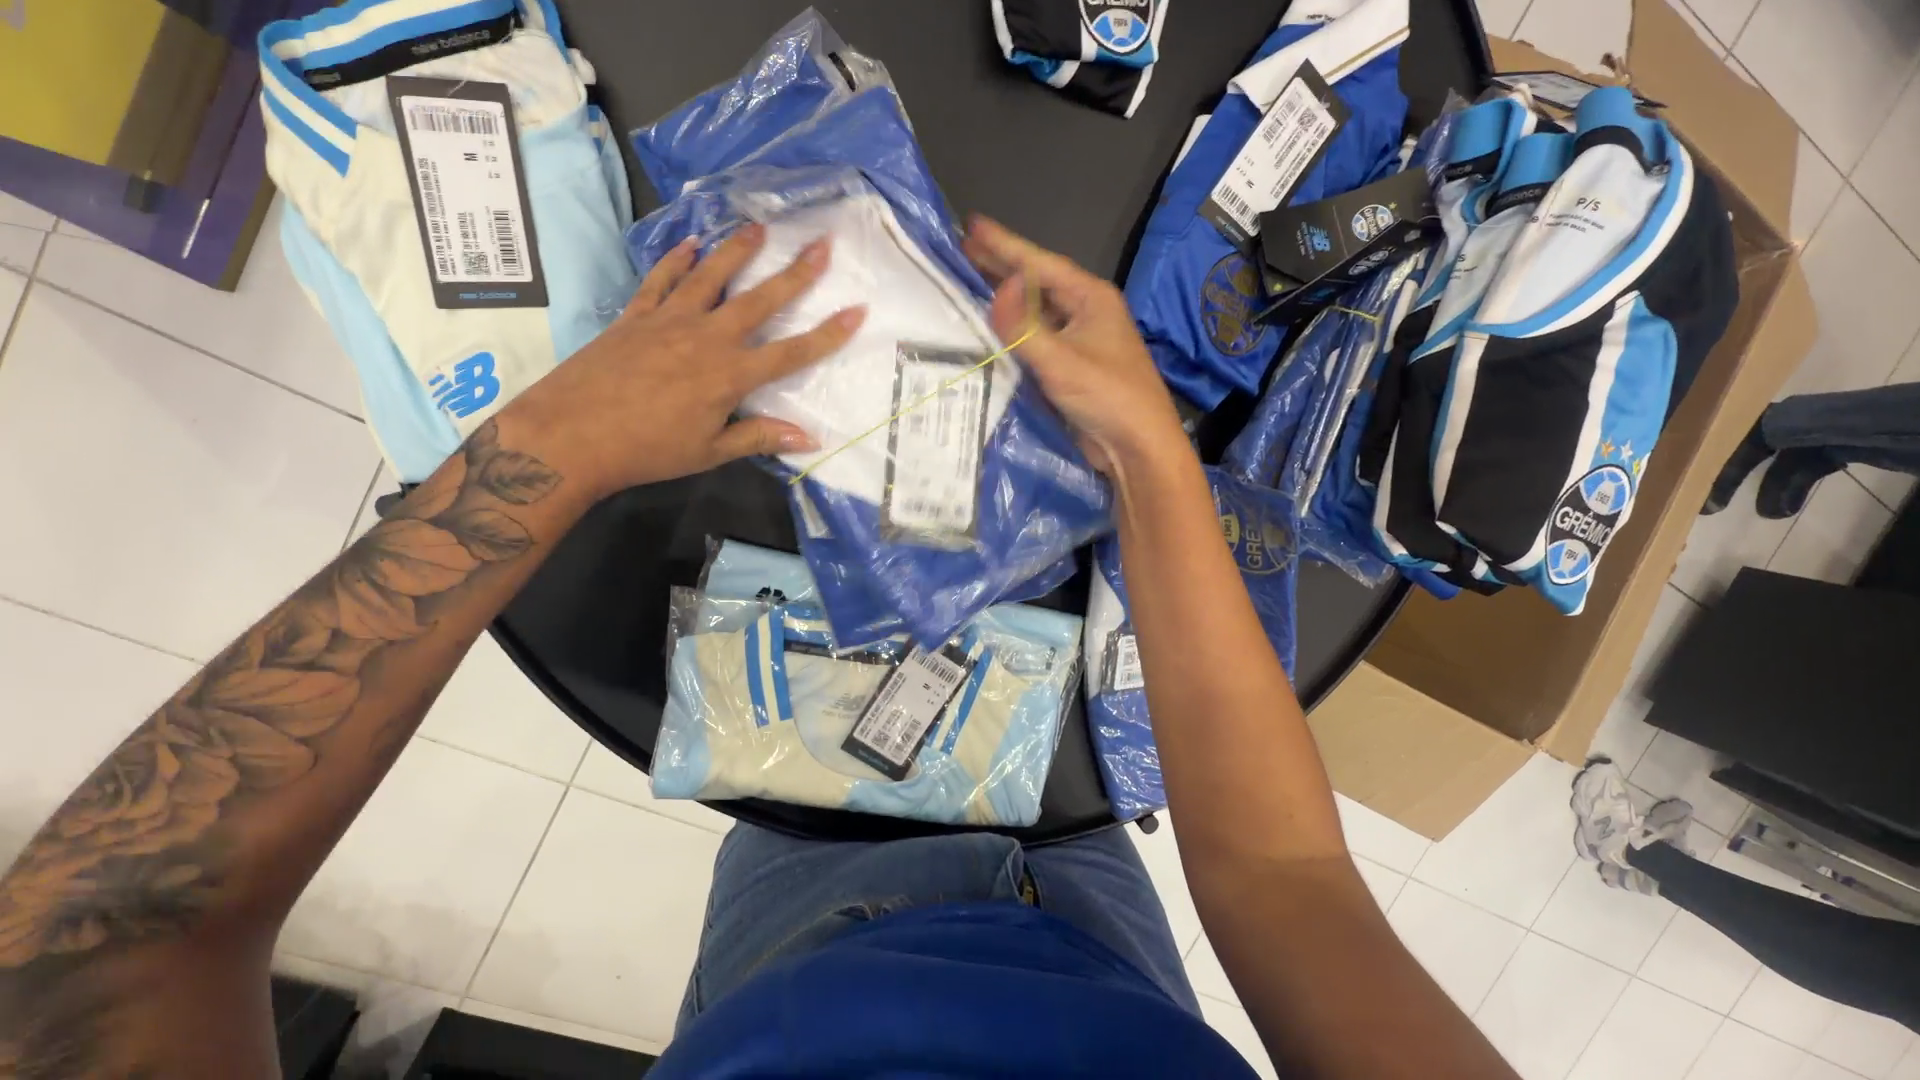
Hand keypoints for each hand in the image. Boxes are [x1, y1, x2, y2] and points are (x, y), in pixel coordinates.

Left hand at [506, 225, 865, 498]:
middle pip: (760, 300)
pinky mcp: (636, 315)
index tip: (857, 310)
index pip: (791, 352)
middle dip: (795, 273)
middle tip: (822, 243)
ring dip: (738, 250)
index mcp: (730, 375)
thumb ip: (759, 437)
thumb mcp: (708, 452)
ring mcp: (670, 320)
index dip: (828, 334)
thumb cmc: (647, 450)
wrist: (570, 434)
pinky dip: (677, 258)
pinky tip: (692, 241)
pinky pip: (661, 279)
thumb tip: (810, 438)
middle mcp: (707, 338)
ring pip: (712, 276)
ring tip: (760, 227)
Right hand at [963, 216, 1190, 478]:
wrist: (1139, 448)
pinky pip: (1036, 339)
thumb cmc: (1108, 397)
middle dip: (1001, 266)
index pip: (1040, 264)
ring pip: (1036, 311)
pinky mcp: (1072, 367)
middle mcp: (1087, 312)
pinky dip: (1013, 331)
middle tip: (962, 248)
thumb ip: (1024, 326)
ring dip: (1004, 299)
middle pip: (1037, 282)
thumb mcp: (1061, 361)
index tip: (972, 225)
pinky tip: (990, 329)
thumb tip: (997, 286)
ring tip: (969, 282)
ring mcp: (1080, 340)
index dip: (1004, 245)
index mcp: (1092, 298)